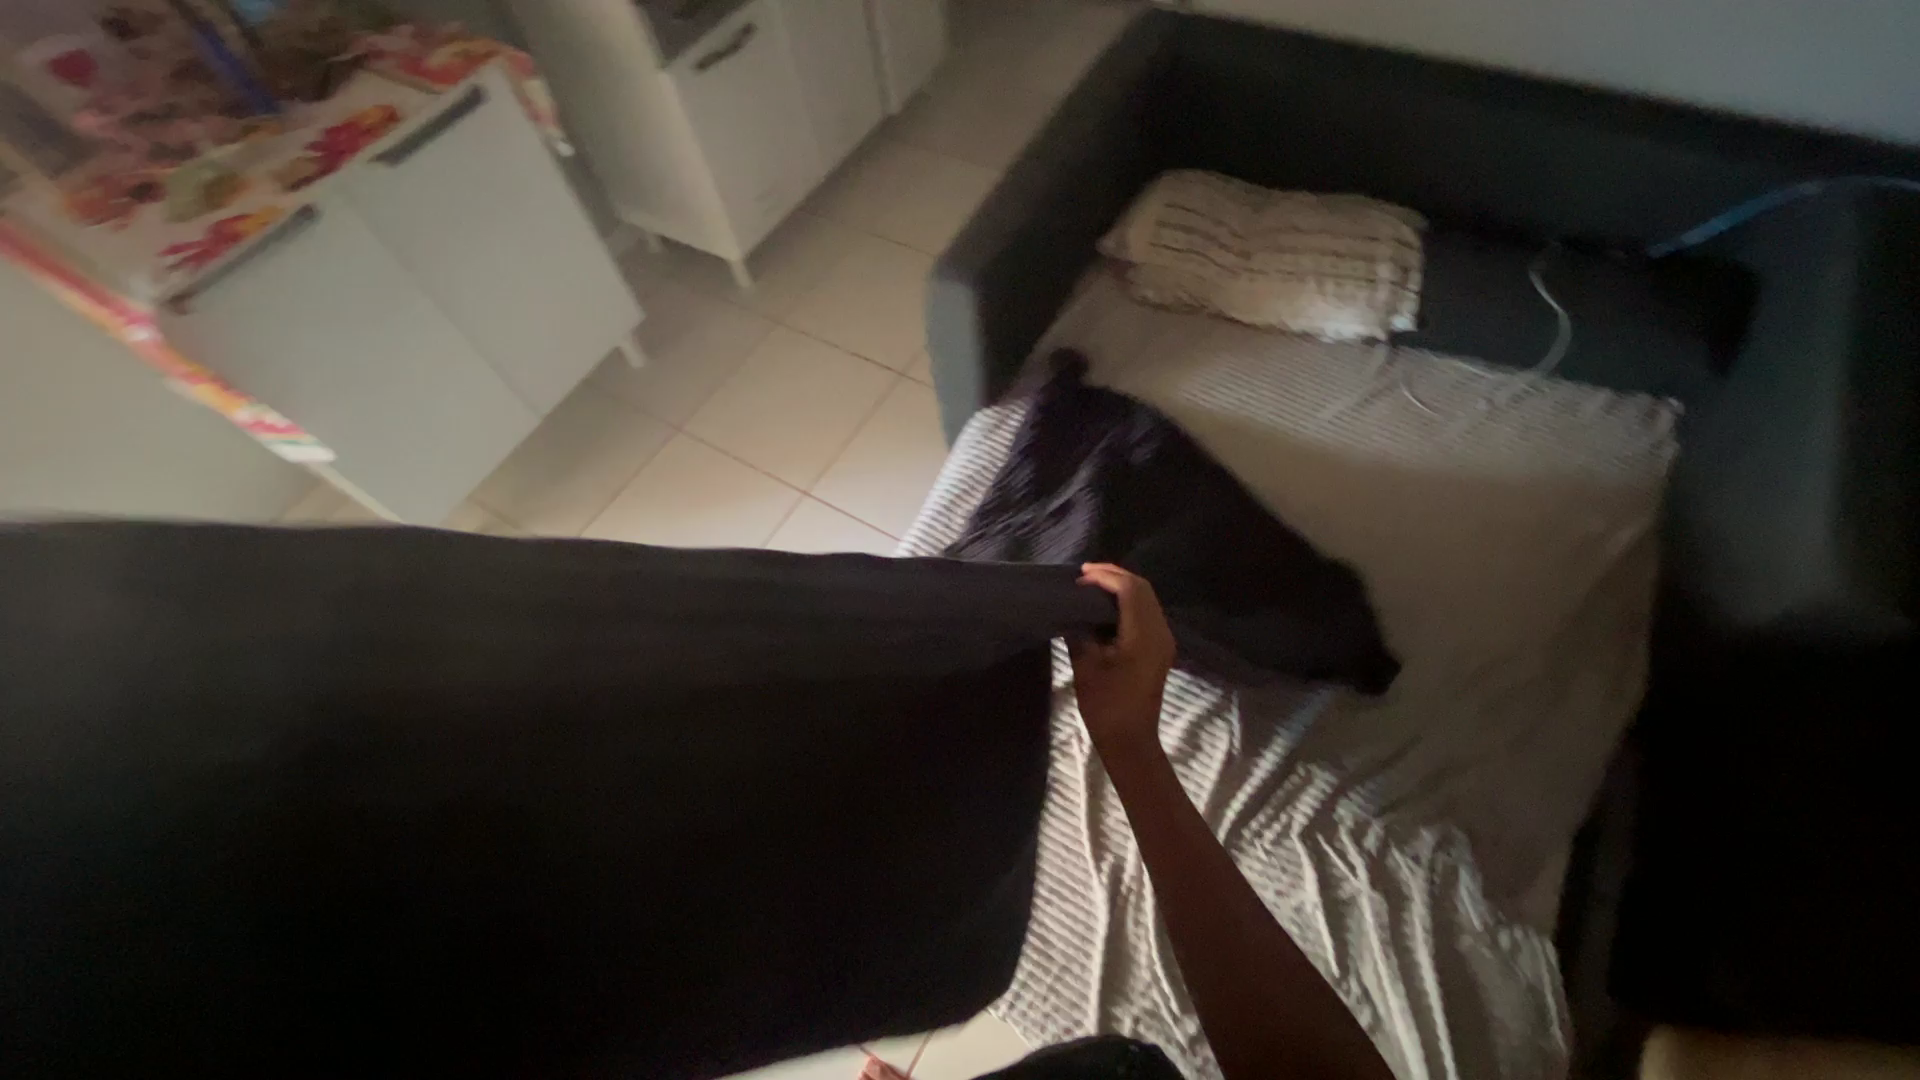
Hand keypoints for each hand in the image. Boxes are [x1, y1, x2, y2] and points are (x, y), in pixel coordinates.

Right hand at [1069, 563, 1176, 756]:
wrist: (1130, 740)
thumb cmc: (1105, 705)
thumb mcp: (1086, 665)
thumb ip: (1080, 631)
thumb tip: (1072, 611)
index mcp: (1144, 634)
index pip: (1129, 589)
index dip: (1105, 577)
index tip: (1079, 578)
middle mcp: (1160, 632)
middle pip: (1142, 589)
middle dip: (1114, 575)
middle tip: (1085, 573)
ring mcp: (1163, 640)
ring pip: (1146, 599)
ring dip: (1121, 587)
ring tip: (1091, 585)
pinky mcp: (1159, 648)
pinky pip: (1146, 613)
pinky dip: (1126, 602)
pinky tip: (1104, 606)